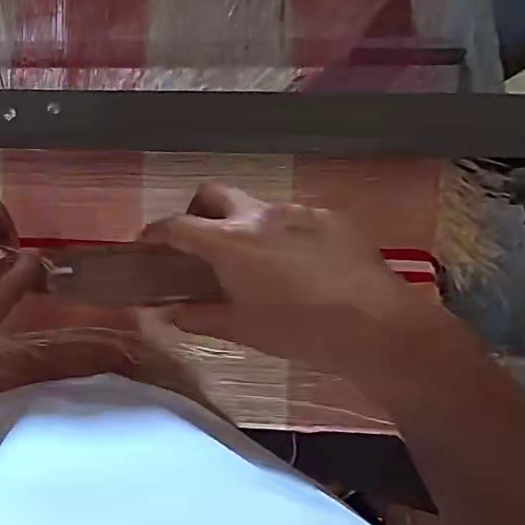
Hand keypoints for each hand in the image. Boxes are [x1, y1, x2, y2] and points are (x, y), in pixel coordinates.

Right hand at [140, 183, 465, 384]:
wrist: (378, 328)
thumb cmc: (297, 330)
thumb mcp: (239, 328)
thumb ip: (196, 317)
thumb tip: (165, 314)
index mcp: (229, 242)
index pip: (176, 225)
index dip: (154, 233)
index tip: (145, 244)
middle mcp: (259, 216)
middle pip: (211, 193)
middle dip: (195, 212)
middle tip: (198, 243)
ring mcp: (298, 212)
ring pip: (254, 206)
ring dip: (241, 225)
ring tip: (253, 261)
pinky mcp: (331, 219)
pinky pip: (292, 218)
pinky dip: (280, 234)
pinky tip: (295, 265)